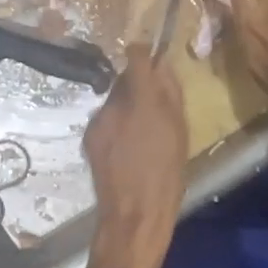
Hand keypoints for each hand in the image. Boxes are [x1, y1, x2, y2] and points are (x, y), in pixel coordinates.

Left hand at [84, 50, 186, 240]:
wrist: (133, 214)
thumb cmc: (167, 174)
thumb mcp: (180, 131)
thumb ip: (170, 93)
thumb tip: (162, 65)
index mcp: (140, 99)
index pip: (135, 56)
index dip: (142, 53)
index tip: (150, 58)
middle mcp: (113, 104)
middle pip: (124, 80)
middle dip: (137, 86)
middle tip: (154, 107)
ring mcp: (97, 121)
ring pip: (113, 100)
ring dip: (126, 107)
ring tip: (141, 133)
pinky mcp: (88, 137)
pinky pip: (104, 119)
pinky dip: (115, 124)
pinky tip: (126, 147)